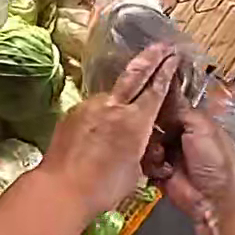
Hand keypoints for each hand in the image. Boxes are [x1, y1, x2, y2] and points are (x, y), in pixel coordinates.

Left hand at [35, 44, 181, 221]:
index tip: (173, 57)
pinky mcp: (72, 114)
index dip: (166, 71)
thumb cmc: (103, 188)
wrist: (61, 188)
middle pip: (135, 74)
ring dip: (120, 97)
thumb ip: (139, 150)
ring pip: (111, 95)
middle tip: (162, 45)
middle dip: (151, 58)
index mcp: (135, 121)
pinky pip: (93, 108)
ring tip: (124, 109)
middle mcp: (113, 107)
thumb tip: (136, 144)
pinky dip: (101, 113)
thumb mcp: (135, 172)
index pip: (155, 90)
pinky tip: (100, 128)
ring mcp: (89, 107)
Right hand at [142, 100, 234, 228]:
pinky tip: (163, 169)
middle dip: (150, 127)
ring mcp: (168, 153)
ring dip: (151, 149)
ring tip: (163, 157)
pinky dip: (150, 165)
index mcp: (193, 121)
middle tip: (154, 131)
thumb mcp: (202, 126)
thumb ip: (181, 108)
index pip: (169, 104)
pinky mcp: (159, 171)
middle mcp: (179, 135)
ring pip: (145, 141)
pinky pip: (143, 161)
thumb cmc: (217, 161)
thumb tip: (165, 92)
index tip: (145, 98)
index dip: (157, 101)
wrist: (216, 199)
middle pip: (152, 122)